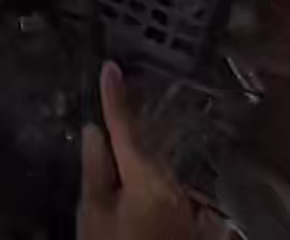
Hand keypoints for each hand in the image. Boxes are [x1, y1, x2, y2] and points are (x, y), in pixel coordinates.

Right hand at [78, 62, 195, 239]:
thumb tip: (94, 130)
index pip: (123, 129)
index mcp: (146, 182)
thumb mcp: (93, 217)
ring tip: (117, 208)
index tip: (110, 67)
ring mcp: (191, 217)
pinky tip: (137, 222)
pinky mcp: (196, 234)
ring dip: (136, 179)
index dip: (114, 97)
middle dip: (121, 152)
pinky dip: (150, 201)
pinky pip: (167, 203)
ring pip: (156, 181)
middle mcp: (176, 193)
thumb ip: (94, 169)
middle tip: (99, 167)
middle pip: (142, 157)